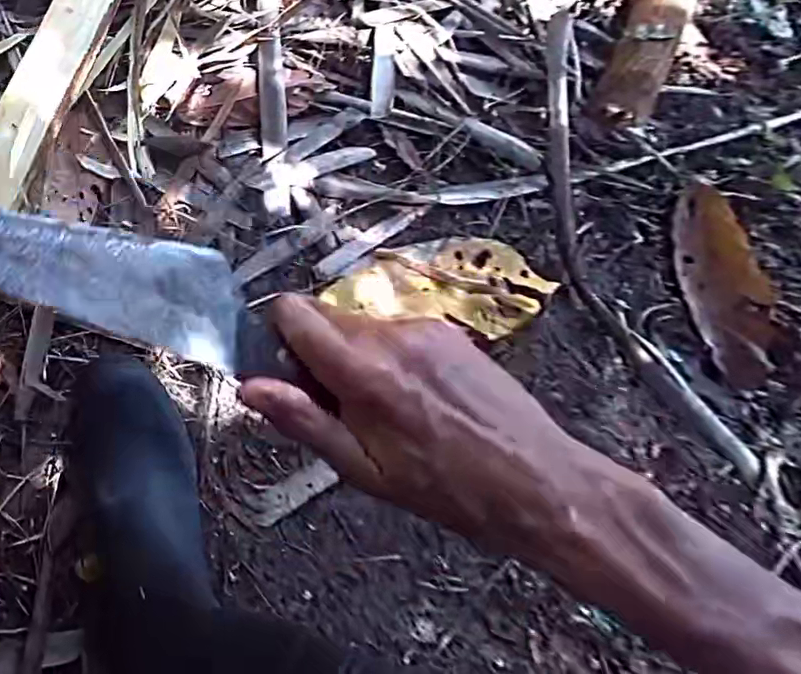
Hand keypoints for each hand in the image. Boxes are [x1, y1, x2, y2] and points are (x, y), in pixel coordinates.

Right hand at [239, 294, 612, 557]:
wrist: (552, 488)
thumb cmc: (450, 489)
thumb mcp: (363, 470)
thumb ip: (301, 420)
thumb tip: (249, 388)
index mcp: (362, 371)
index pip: (290, 310)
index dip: (276, 332)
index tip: (287, 367)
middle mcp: (388, 336)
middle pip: (318, 315)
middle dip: (311, 347)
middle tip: (334, 396)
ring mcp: (420, 328)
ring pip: (352, 321)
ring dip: (348, 350)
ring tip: (379, 400)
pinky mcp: (444, 329)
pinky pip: (388, 327)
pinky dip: (382, 350)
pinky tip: (411, 392)